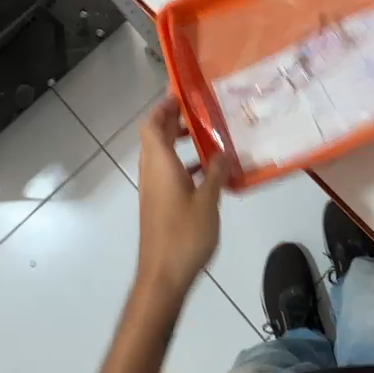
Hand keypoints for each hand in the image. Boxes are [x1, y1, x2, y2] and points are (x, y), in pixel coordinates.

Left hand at [134, 98, 228, 296]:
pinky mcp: (157, 205)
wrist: (162, 278)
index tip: (181, 95)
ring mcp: (152, 190)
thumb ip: (215, 173)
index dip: (163, 107)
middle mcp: (151, 172)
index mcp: (159, 164)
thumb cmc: (184, 235)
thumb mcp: (208, 200)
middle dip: (172, 120)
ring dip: (177, 142)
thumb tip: (222, 152)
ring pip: (160, 156)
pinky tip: (205, 171)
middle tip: (198, 111)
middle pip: (154, 137)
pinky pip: (166, 172)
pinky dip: (181, 163)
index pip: (152, 125)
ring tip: (205, 137)